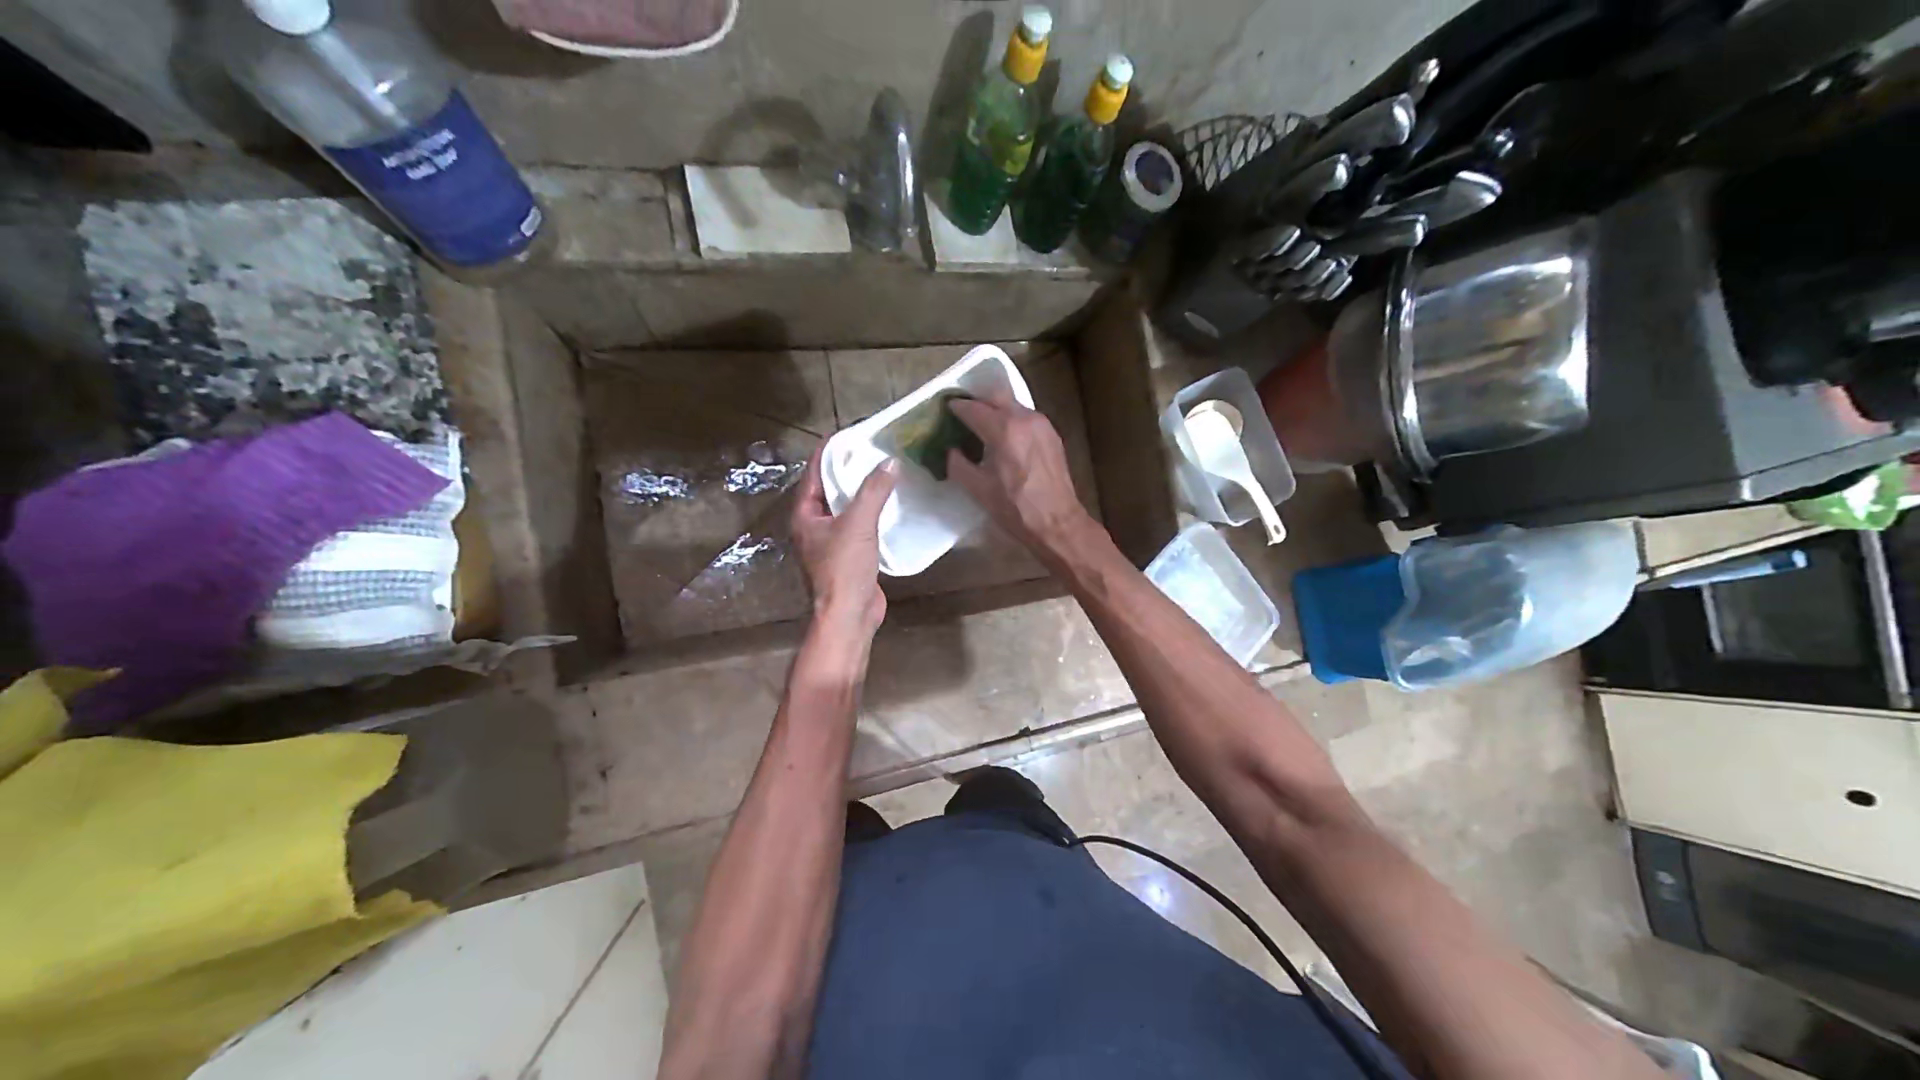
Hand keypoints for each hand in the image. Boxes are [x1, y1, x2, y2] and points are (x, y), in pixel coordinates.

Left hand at [790, 445, 895, 636]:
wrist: (849, 615)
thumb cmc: (843, 568)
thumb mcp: (858, 523)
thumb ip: (873, 491)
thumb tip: (890, 461)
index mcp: (805, 515)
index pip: (814, 473)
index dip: (830, 452)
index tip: (849, 432)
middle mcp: (814, 526)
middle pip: (830, 489)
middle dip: (849, 469)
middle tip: (872, 449)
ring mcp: (831, 543)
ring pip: (846, 508)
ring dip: (863, 492)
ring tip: (885, 471)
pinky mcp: (849, 556)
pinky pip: (861, 526)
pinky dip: (874, 513)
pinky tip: (892, 505)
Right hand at [946, 390, 1097, 561]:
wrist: (1057, 523)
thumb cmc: (1015, 508)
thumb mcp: (978, 489)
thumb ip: (958, 464)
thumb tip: (950, 450)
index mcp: (1004, 429)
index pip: (973, 408)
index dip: (956, 408)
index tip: (945, 410)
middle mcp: (1025, 418)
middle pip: (995, 396)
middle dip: (977, 402)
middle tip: (963, 415)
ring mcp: (1042, 424)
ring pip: (1013, 405)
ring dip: (996, 410)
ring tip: (982, 427)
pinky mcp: (1052, 434)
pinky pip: (1026, 417)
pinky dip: (1011, 420)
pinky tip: (1005, 439)